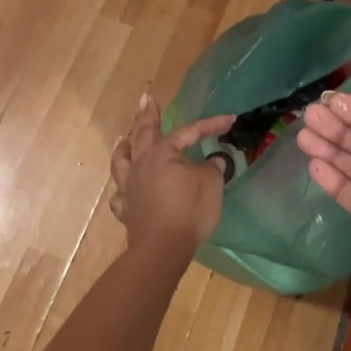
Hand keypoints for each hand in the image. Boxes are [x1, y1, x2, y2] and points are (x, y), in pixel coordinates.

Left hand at [110, 94, 234, 255]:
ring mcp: (130, 188)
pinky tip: (123, 189)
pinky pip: (120, 195)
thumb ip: (212, 168)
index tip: (230, 119)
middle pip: (141, 134)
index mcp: (163, 153)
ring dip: (124, 146)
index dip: (210, 125)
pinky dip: (121, 189)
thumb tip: (214, 161)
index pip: (189, 131)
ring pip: (121, 161)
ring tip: (124, 138)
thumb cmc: (189, 210)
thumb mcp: (211, 184)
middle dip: (146, 115)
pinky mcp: (127, 212)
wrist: (162, 250)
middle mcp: (142, 165)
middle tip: (146, 100)